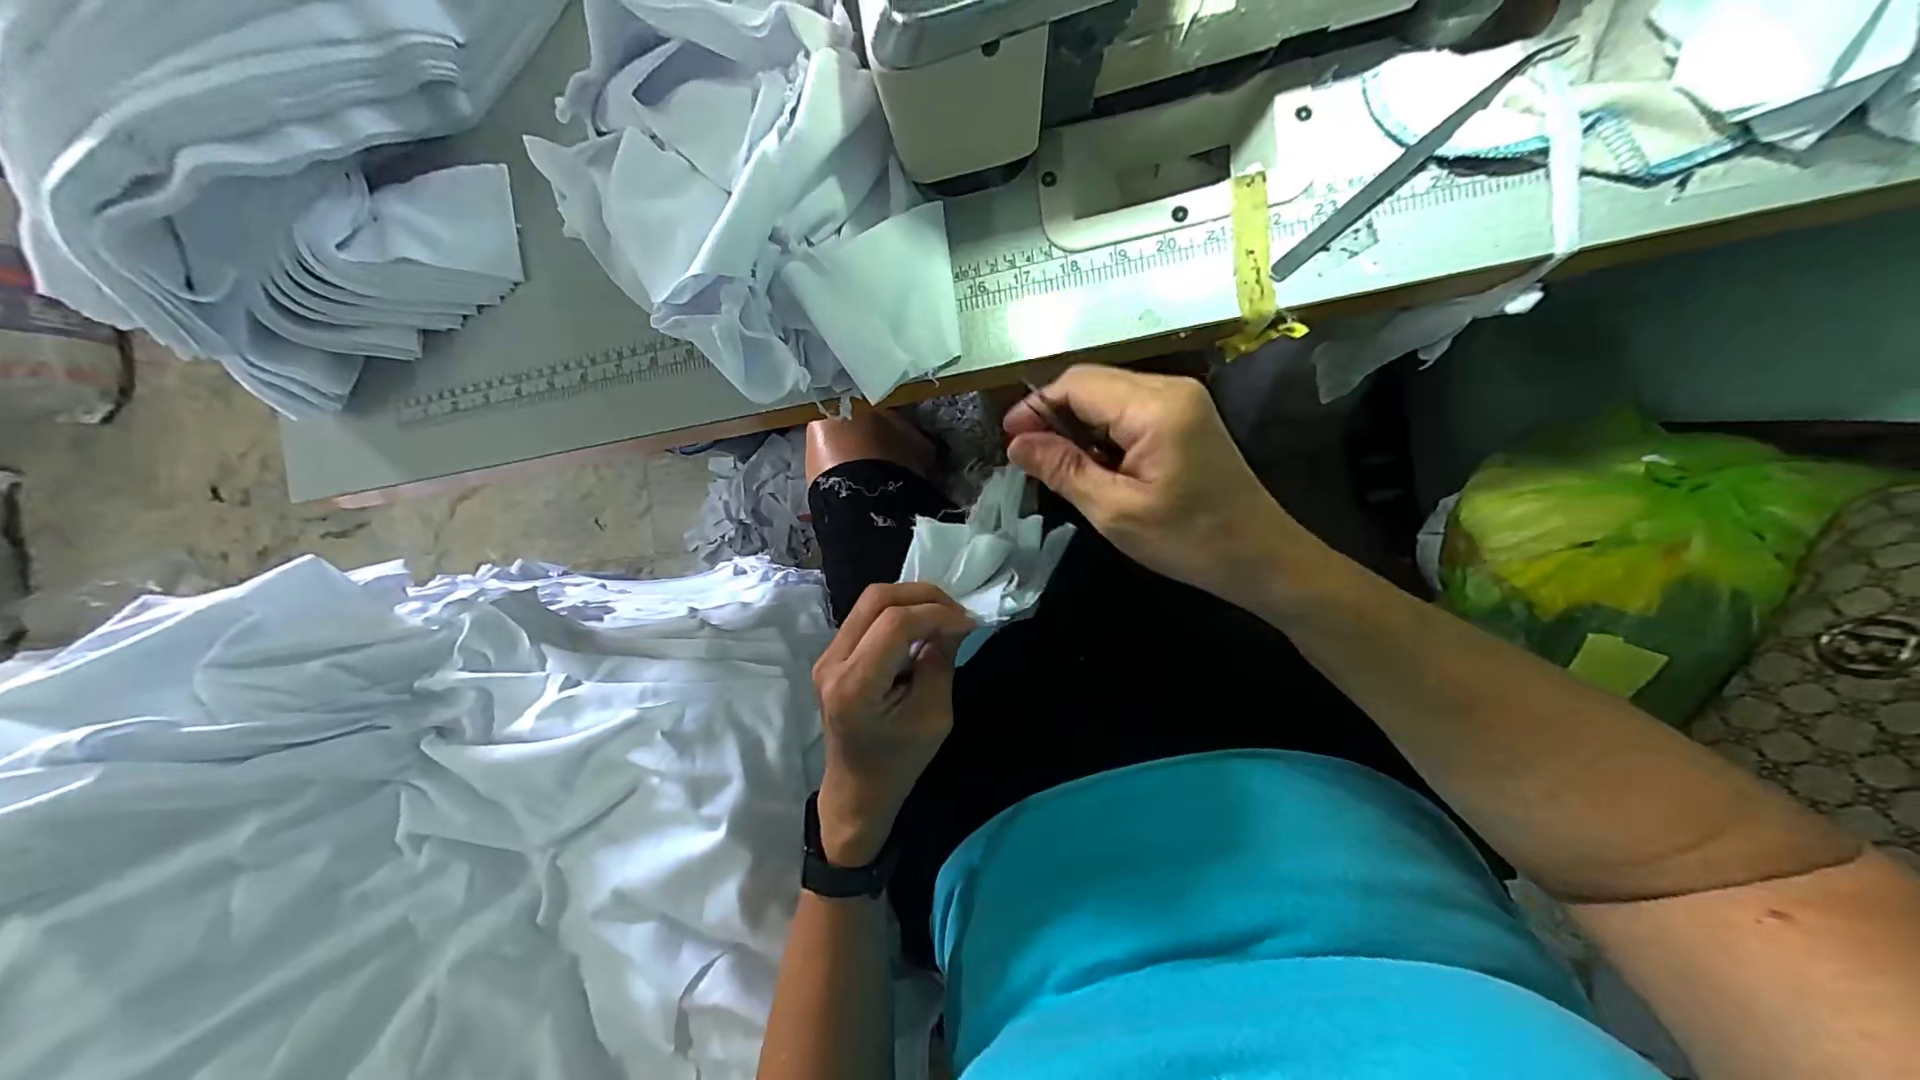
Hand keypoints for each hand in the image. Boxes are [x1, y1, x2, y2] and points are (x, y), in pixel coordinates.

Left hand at [812, 583, 974, 866]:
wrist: (856, 790)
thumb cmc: (897, 762)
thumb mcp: (933, 716)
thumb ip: (940, 663)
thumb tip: (953, 623)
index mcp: (855, 685)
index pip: (894, 624)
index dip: (935, 614)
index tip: (968, 623)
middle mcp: (832, 662)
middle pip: (876, 598)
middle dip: (923, 596)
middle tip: (956, 612)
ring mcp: (827, 656)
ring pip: (869, 602)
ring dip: (910, 601)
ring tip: (943, 617)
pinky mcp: (832, 655)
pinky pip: (866, 617)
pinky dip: (898, 613)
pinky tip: (921, 629)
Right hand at [1005, 365, 1304, 602]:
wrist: (1261, 556)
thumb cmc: (1189, 540)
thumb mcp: (1115, 511)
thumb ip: (1063, 469)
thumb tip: (1017, 442)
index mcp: (1155, 407)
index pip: (1077, 384)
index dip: (1036, 407)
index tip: (1008, 440)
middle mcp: (1170, 388)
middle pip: (1092, 383)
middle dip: (1054, 414)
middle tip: (1028, 456)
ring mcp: (1182, 399)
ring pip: (1109, 395)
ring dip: (1077, 424)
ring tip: (1058, 464)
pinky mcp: (1186, 416)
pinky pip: (1129, 409)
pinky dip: (1102, 431)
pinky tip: (1094, 463)